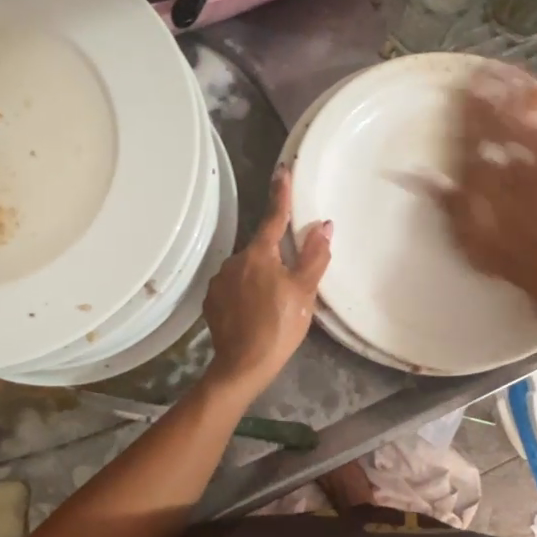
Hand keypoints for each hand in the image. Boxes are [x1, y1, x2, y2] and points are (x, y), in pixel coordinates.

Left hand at [202, 170, 331, 398]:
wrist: (243, 364)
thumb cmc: (280, 325)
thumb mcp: (304, 291)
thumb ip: (314, 256)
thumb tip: (323, 225)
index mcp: (259, 253)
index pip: (273, 216)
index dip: (280, 194)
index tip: (282, 172)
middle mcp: (234, 261)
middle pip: (261, 248)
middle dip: (275, 256)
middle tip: (291, 281)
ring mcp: (219, 281)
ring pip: (246, 269)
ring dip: (260, 277)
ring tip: (274, 303)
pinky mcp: (212, 302)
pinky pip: (234, 287)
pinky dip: (246, 293)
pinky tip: (256, 311)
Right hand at [430, 64, 536, 292]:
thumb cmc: (496, 253)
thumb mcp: (459, 230)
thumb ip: (439, 197)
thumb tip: (404, 173)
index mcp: (477, 178)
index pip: (467, 135)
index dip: (464, 108)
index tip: (461, 84)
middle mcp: (502, 165)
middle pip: (494, 123)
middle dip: (489, 95)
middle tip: (485, 67)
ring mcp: (530, 167)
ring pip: (520, 125)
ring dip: (516, 98)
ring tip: (513, 74)